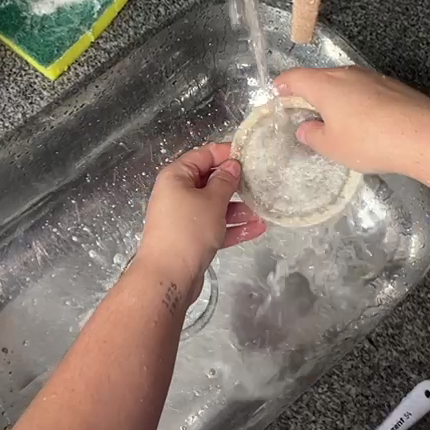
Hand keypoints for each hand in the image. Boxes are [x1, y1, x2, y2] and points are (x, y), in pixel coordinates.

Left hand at [131, 143, 264, 290]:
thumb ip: (225, 181)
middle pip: (209, 181)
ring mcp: (183, 217)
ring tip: (262, 209)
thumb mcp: (211, 201)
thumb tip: (232, 165)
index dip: (226, 153)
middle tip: (260, 182)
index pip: (203, 155)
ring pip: (214, 206)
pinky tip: (256, 229)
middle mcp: (177, 193)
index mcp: (176, 176)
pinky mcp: (190, 238)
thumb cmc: (188, 230)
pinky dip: (232, 227)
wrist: (168, 276)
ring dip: (238, 208)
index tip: (250, 156)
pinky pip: (214, 226)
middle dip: (235, 184)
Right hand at [273, 67, 429, 189]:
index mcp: (324, 84)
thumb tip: (305, 128)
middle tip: (300, 110)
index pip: (294, 77)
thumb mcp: (332, 146)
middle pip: (318, 77)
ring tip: (330, 117)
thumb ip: (312, 135)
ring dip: (332, 96)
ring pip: (342, 82)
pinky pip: (363, 89)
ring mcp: (371, 77)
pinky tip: (360, 120)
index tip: (275, 95)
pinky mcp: (391, 86)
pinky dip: (354, 100)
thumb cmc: (369, 141)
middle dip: (307, 92)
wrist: (424, 135)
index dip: (281, 86)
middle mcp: (346, 73)